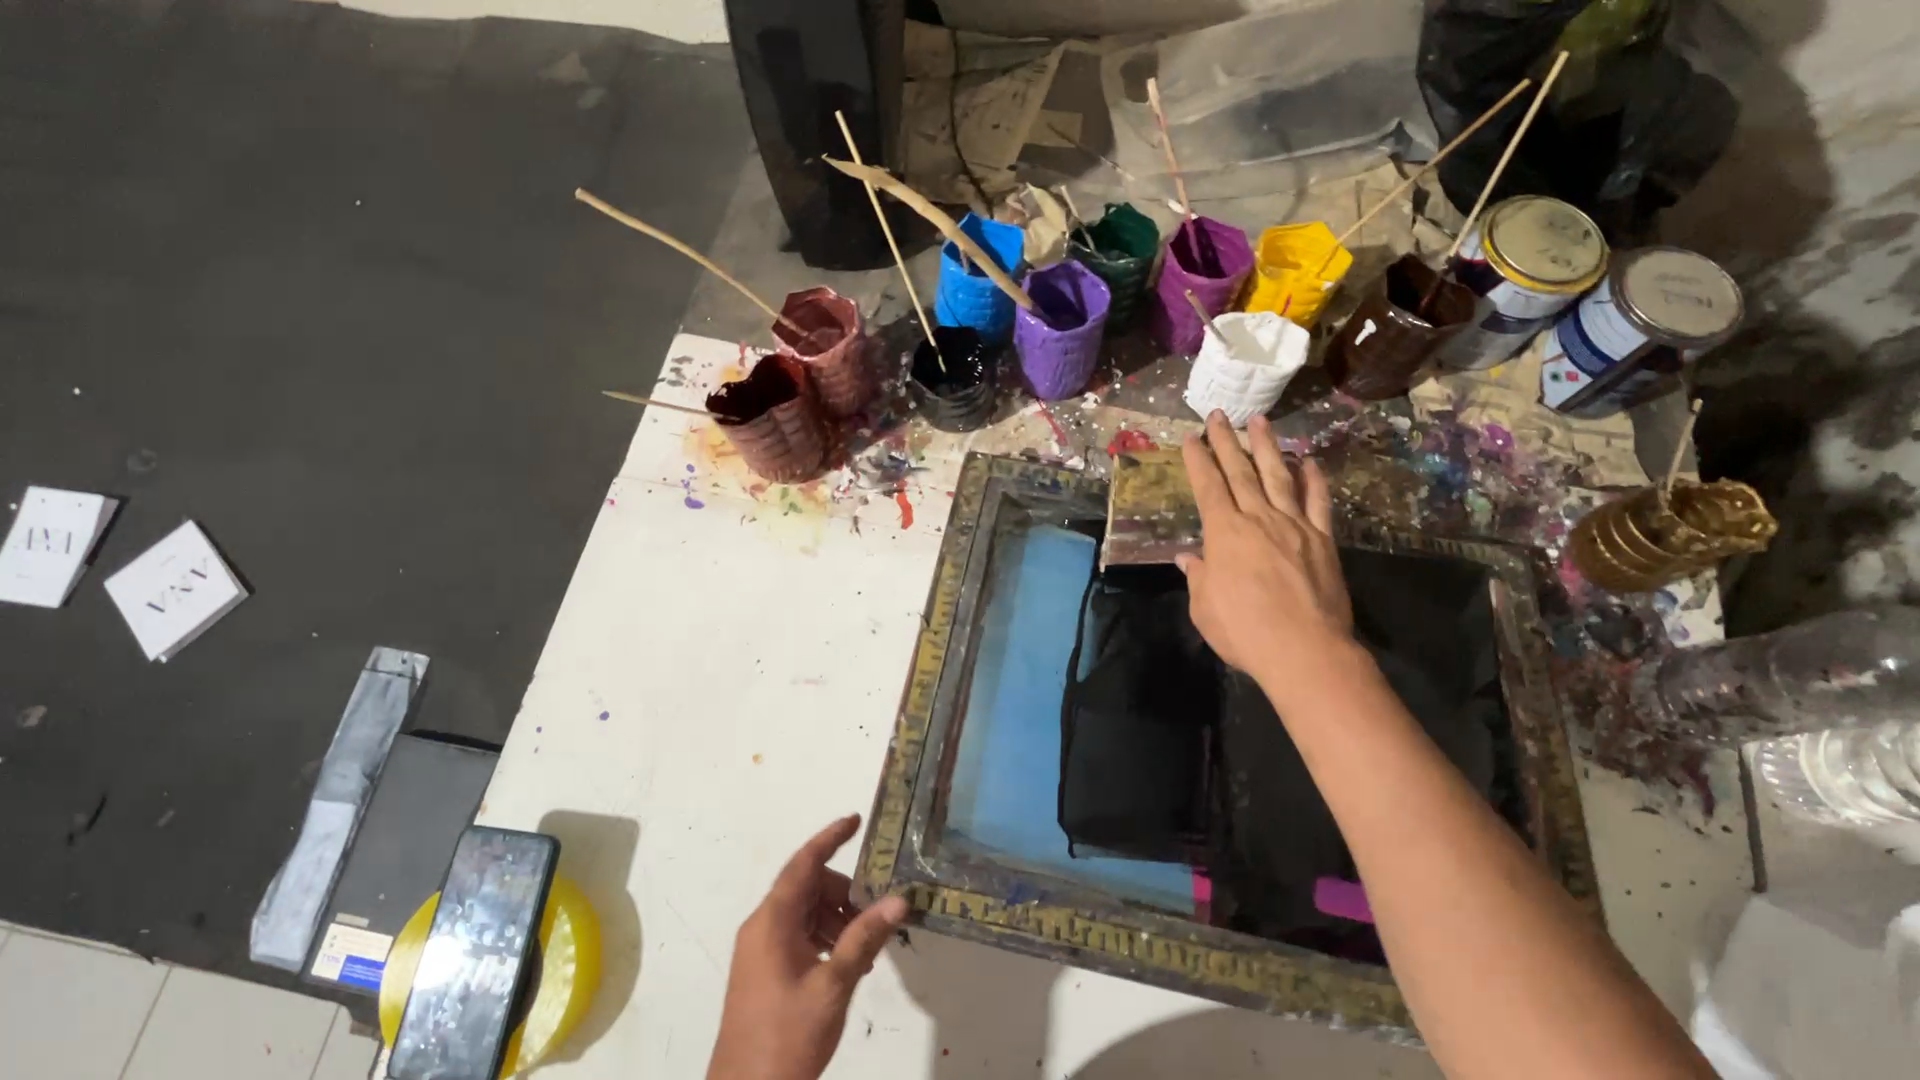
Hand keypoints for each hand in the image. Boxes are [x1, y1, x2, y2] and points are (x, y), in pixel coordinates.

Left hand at [707, 815, 909, 1079]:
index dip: (829, 838)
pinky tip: (849, 964)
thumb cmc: (788, 1035)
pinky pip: (797, 936)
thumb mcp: (833, 985)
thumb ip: (864, 938)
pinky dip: (825, 938)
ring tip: (867, 947)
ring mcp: (760, 950)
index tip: (856, 820)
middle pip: (806, 888)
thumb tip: (898, 899)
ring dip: (836, 918)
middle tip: (877, 911)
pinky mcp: (764, 971)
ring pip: (804, 913)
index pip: (803, 864)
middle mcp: (762, 927)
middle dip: (843, 892)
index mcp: (771, 921)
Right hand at [1178, 411, 1353, 684]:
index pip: (1208, 487)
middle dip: (1226, 442)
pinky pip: (1318, 502)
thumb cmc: (1244, 631)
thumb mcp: (1204, 608)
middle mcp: (1259, 519)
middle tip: (1218, 415)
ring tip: (1260, 421)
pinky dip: (1313, 479)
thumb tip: (1188, 558)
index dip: (1198, 460)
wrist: (1304, 650)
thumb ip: (1198, 577)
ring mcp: (1294, 526)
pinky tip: (1308, 461)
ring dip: (1267, 446)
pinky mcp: (1322, 540)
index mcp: (1224, 534)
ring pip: (1278, 476)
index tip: (1191, 438)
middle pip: (1240, 472)